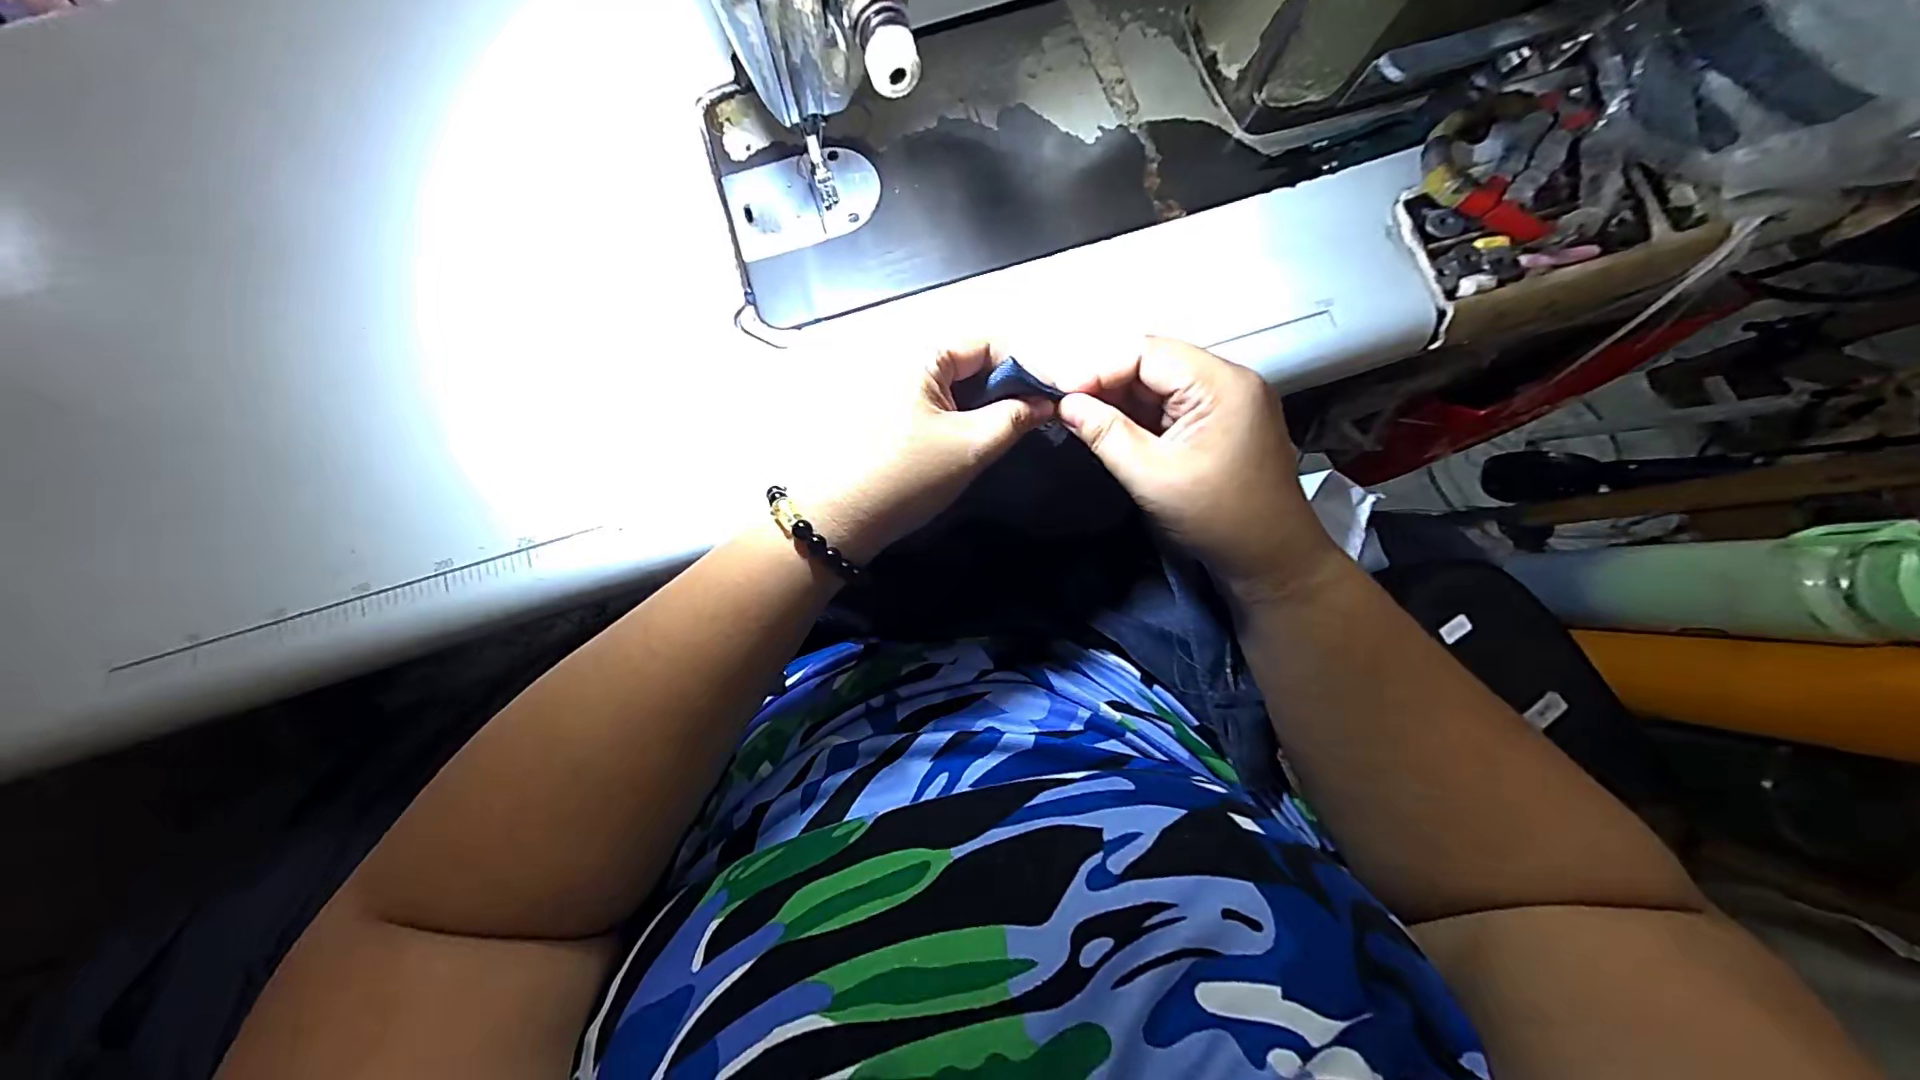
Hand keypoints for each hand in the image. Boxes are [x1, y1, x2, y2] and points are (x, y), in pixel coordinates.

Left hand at [798, 342, 1052, 563]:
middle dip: (1009, 387)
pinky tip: (978, 441)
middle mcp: (907, 363)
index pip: (989, 342)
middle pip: (973, 362)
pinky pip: (941, 406)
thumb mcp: (971, 446)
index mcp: (923, 357)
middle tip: (1037, 418)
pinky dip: (966, 418)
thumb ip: (1016, 417)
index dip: (1026, 365)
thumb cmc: (907, 477)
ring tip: (1012, 432)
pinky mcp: (893, 417)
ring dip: (988, 405)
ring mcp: (897, 391)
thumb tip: (1045, 402)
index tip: (1055, 395)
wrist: (840, 521)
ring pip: (958, 387)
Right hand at [1050, 337, 1340, 598]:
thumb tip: (1069, 406)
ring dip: (1116, 398)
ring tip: (1077, 414)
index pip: (1146, 352)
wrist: (1270, 559)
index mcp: (1222, 385)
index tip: (1061, 390)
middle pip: (1151, 362)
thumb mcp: (1152, 476)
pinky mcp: (1216, 423)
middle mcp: (1228, 382)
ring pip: (1156, 384)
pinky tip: (1106, 426)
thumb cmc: (1223, 521)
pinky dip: (1134, 415)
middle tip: (1063, 401)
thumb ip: (1106, 434)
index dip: (1097, 367)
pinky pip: (1167, 406)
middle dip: (1103, 381)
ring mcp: (1224, 402)